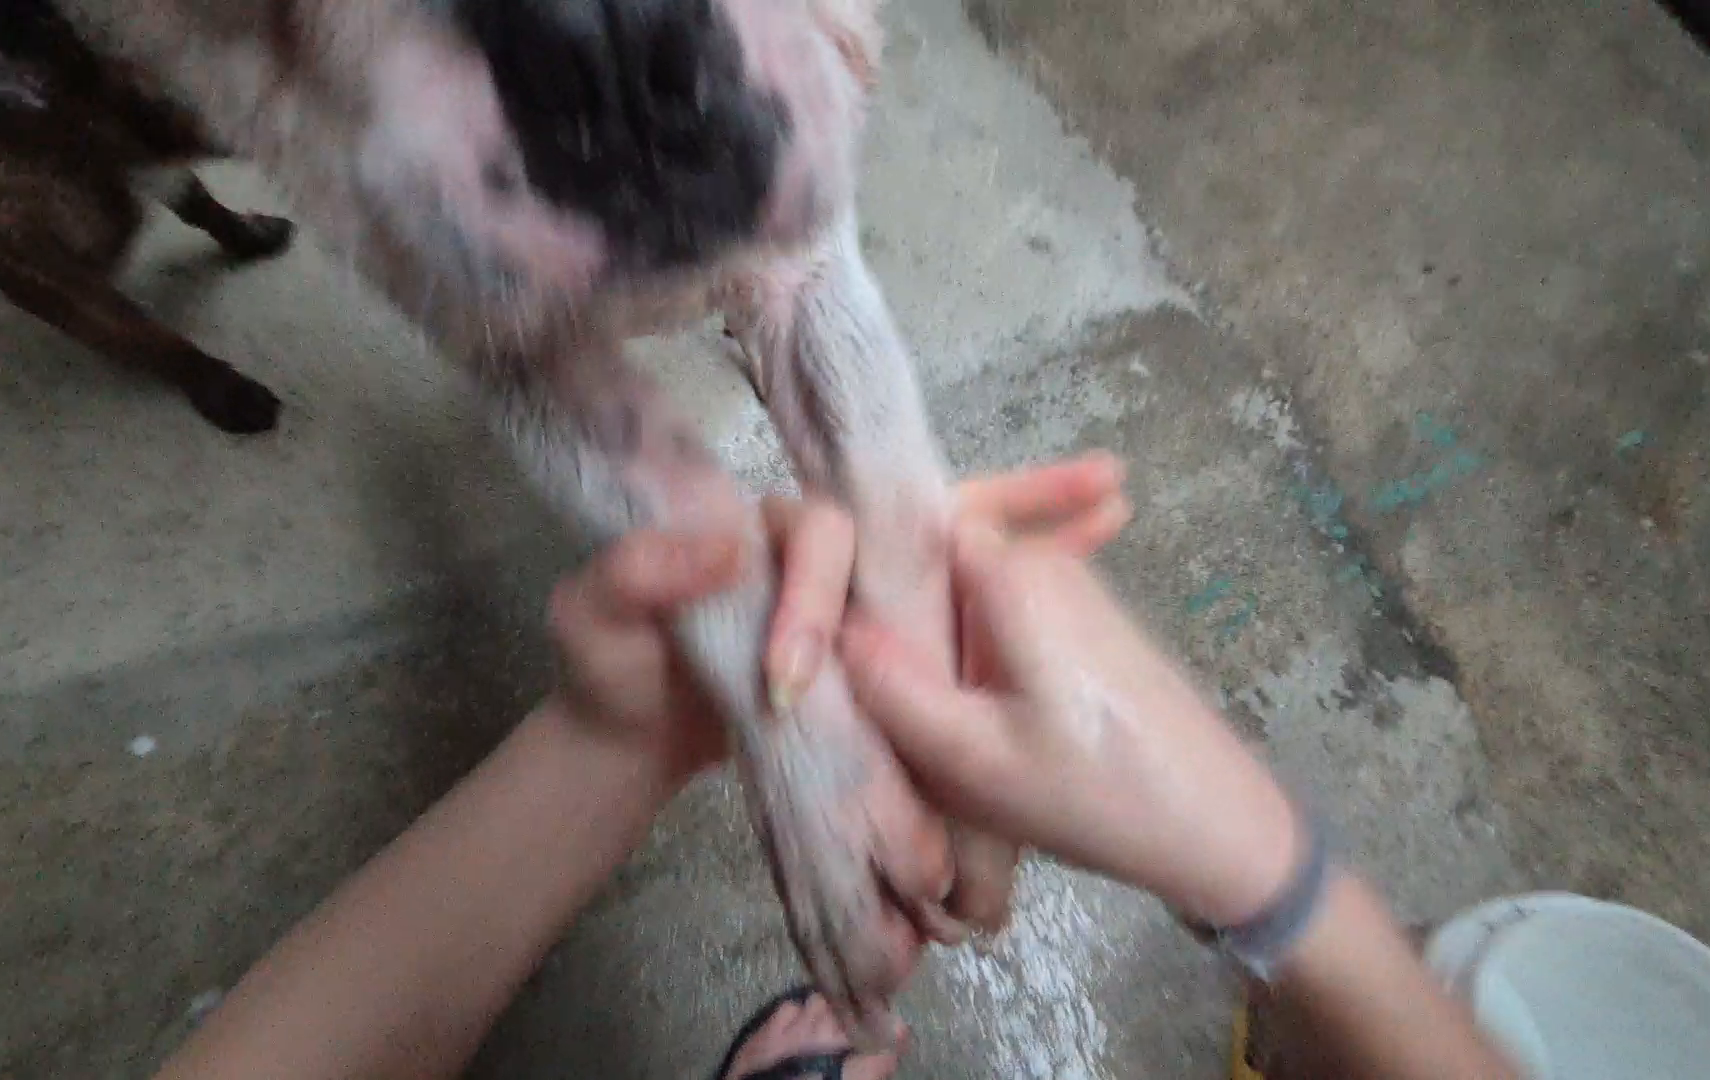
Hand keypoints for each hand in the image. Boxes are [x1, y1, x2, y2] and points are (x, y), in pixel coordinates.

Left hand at [546, 453, 1132, 787]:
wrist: (641, 736)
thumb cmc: (617, 674)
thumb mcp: (595, 625)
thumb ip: (636, 579)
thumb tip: (726, 544)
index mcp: (766, 532)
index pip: (814, 536)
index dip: (816, 597)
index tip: (797, 683)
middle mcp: (828, 547)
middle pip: (919, 515)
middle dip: (1008, 498)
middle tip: (1095, 481)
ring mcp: (865, 591)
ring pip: (956, 551)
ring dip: (1035, 528)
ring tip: (1115, 502)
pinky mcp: (886, 637)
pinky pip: (955, 608)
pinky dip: (1016, 590)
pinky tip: (1085, 564)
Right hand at [839, 522, 1302, 927]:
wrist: (1220, 827)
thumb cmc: (1095, 795)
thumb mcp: (978, 759)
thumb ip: (897, 690)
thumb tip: (833, 626)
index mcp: (1014, 573)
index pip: (913, 524)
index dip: (867, 562)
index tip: (824, 611)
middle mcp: (1041, 561)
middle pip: (940, 555)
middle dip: (900, 601)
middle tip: (863, 668)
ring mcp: (1069, 586)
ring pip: (970, 586)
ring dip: (938, 626)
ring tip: (911, 689)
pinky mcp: (1083, 618)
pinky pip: (1003, 609)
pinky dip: (975, 640)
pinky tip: (968, 693)